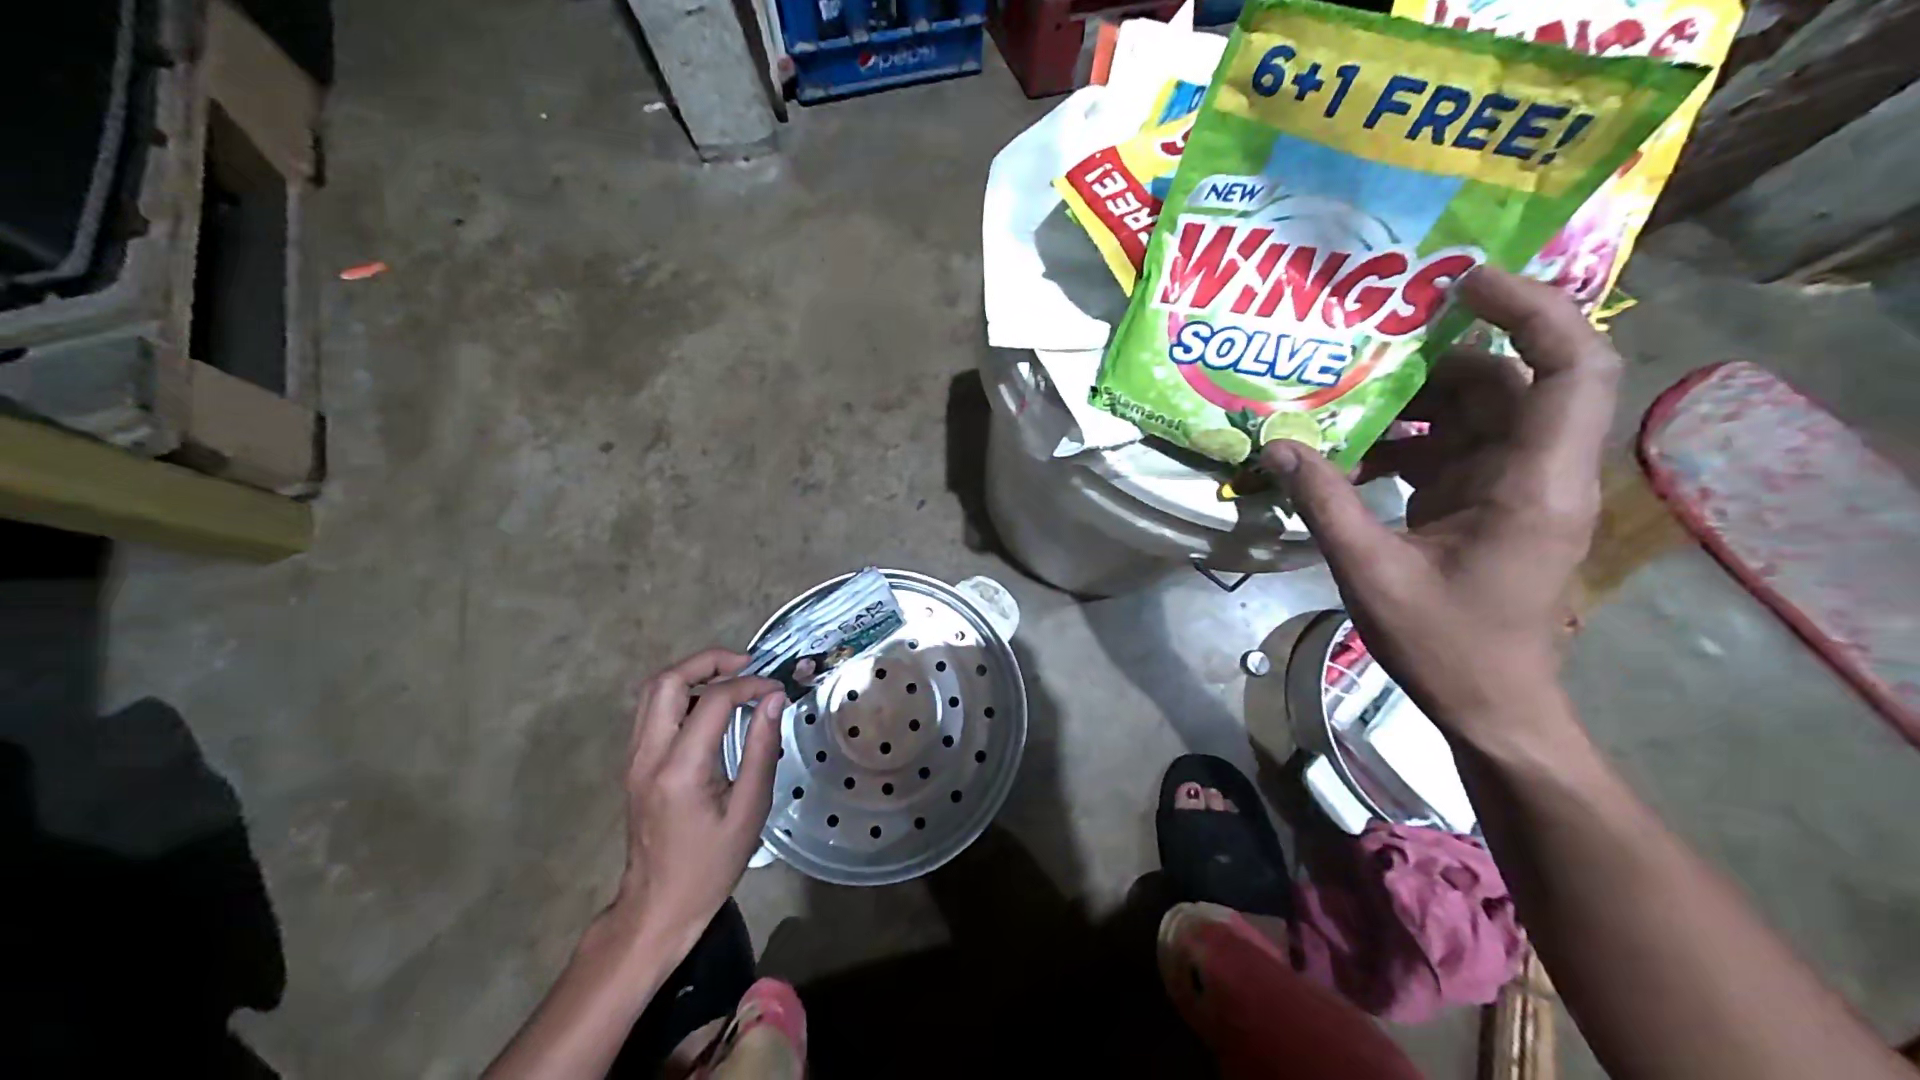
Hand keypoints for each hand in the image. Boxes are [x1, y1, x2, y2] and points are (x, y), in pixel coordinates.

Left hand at [612, 649, 785, 956]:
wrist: (657, 906)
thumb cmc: (710, 865)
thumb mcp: (749, 811)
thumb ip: (762, 750)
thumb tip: (774, 700)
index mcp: (680, 768)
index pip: (714, 700)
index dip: (749, 684)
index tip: (776, 689)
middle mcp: (648, 754)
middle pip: (667, 680)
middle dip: (709, 661)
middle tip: (747, 664)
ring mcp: (634, 757)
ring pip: (653, 691)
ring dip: (692, 674)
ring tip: (732, 678)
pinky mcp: (634, 763)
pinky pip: (652, 710)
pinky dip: (681, 693)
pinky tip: (711, 706)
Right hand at [1263, 266, 1619, 750]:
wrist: (1490, 704)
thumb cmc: (1445, 643)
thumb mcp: (1370, 570)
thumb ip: (1324, 501)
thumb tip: (1276, 445)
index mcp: (1534, 483)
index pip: (1570, 367)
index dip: (1530, 309)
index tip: (1461, 282)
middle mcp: (1538, 472)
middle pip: (1509, 381)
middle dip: (1436, 361)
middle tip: (1365, 346)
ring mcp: (1514, 488)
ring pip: (1475, 413)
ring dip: (1412, 405)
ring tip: (1343, 403)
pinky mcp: (1487, 504)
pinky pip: (1450, 449)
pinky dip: (1405, 444)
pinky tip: (1350, 459)